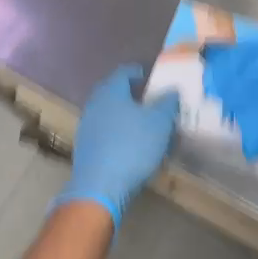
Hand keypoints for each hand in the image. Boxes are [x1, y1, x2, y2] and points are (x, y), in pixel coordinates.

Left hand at [54, 66, 180, 227]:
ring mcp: (87, 126)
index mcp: (111, 91)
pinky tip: (130, 144)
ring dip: (124, 115)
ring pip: (108, 113)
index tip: (150, 77)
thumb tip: (171, 91)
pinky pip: (105, 132)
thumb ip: (167, 103)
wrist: (100, 186)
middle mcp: (94, 104)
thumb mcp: (160, 123)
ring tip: (143, 124)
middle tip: (150, 100)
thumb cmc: (133, 146)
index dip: (138, 72)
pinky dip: (118, 132)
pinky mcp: (86, 148)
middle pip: (114, 92)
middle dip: (132, 94)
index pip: (124, 72)